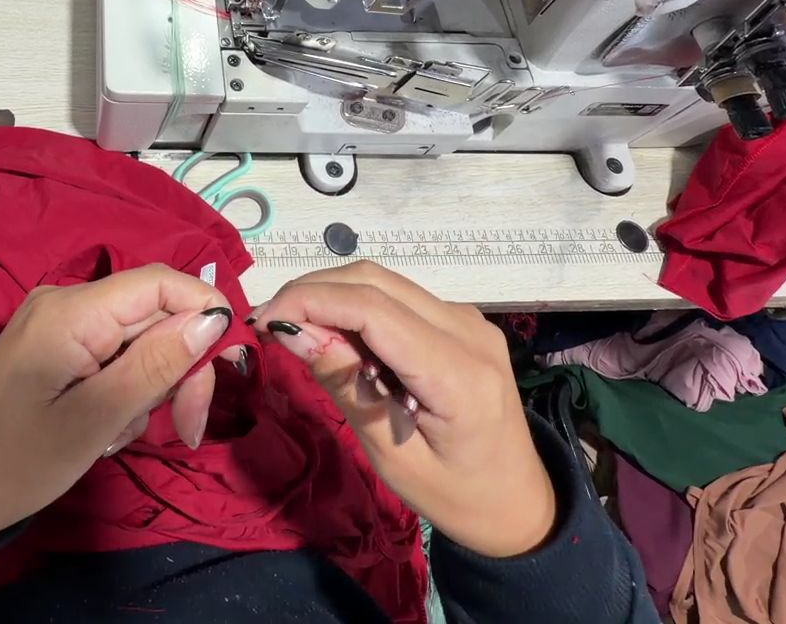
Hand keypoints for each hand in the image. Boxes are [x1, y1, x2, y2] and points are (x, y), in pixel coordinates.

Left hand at [0, 264, 236, 539]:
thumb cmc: (18, 462)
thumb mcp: (96, 420)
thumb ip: (156, 364)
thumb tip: (212, 319)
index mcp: (71, 311)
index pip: (159, 281)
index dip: (203, 311)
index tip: (226, 367)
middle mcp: (67, 301)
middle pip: (153, 313)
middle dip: (178, 367)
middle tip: (185, 430)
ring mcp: (60, 321)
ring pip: (139, 337)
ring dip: (149, 386)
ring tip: (120, 434)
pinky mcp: (58, 343)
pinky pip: (114, 352)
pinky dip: (124, 388)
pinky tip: (105, 427)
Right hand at [250, 260, 556, 556]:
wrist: (521, 506)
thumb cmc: (457, 498)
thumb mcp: (392, 458)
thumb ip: (344, 386)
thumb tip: (290, 331)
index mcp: (458, 373)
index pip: (372, 308)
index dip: (310, 301)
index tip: (263, 320)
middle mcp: (467, 329)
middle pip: (373, 280)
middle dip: (312, 290)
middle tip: (270, 322)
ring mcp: (466, 318)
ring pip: (382, 280)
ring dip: (330, 294)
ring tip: (293, 326)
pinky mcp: (459, 319)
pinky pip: (395, 295)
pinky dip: (354, 304)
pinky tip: (333, 333)